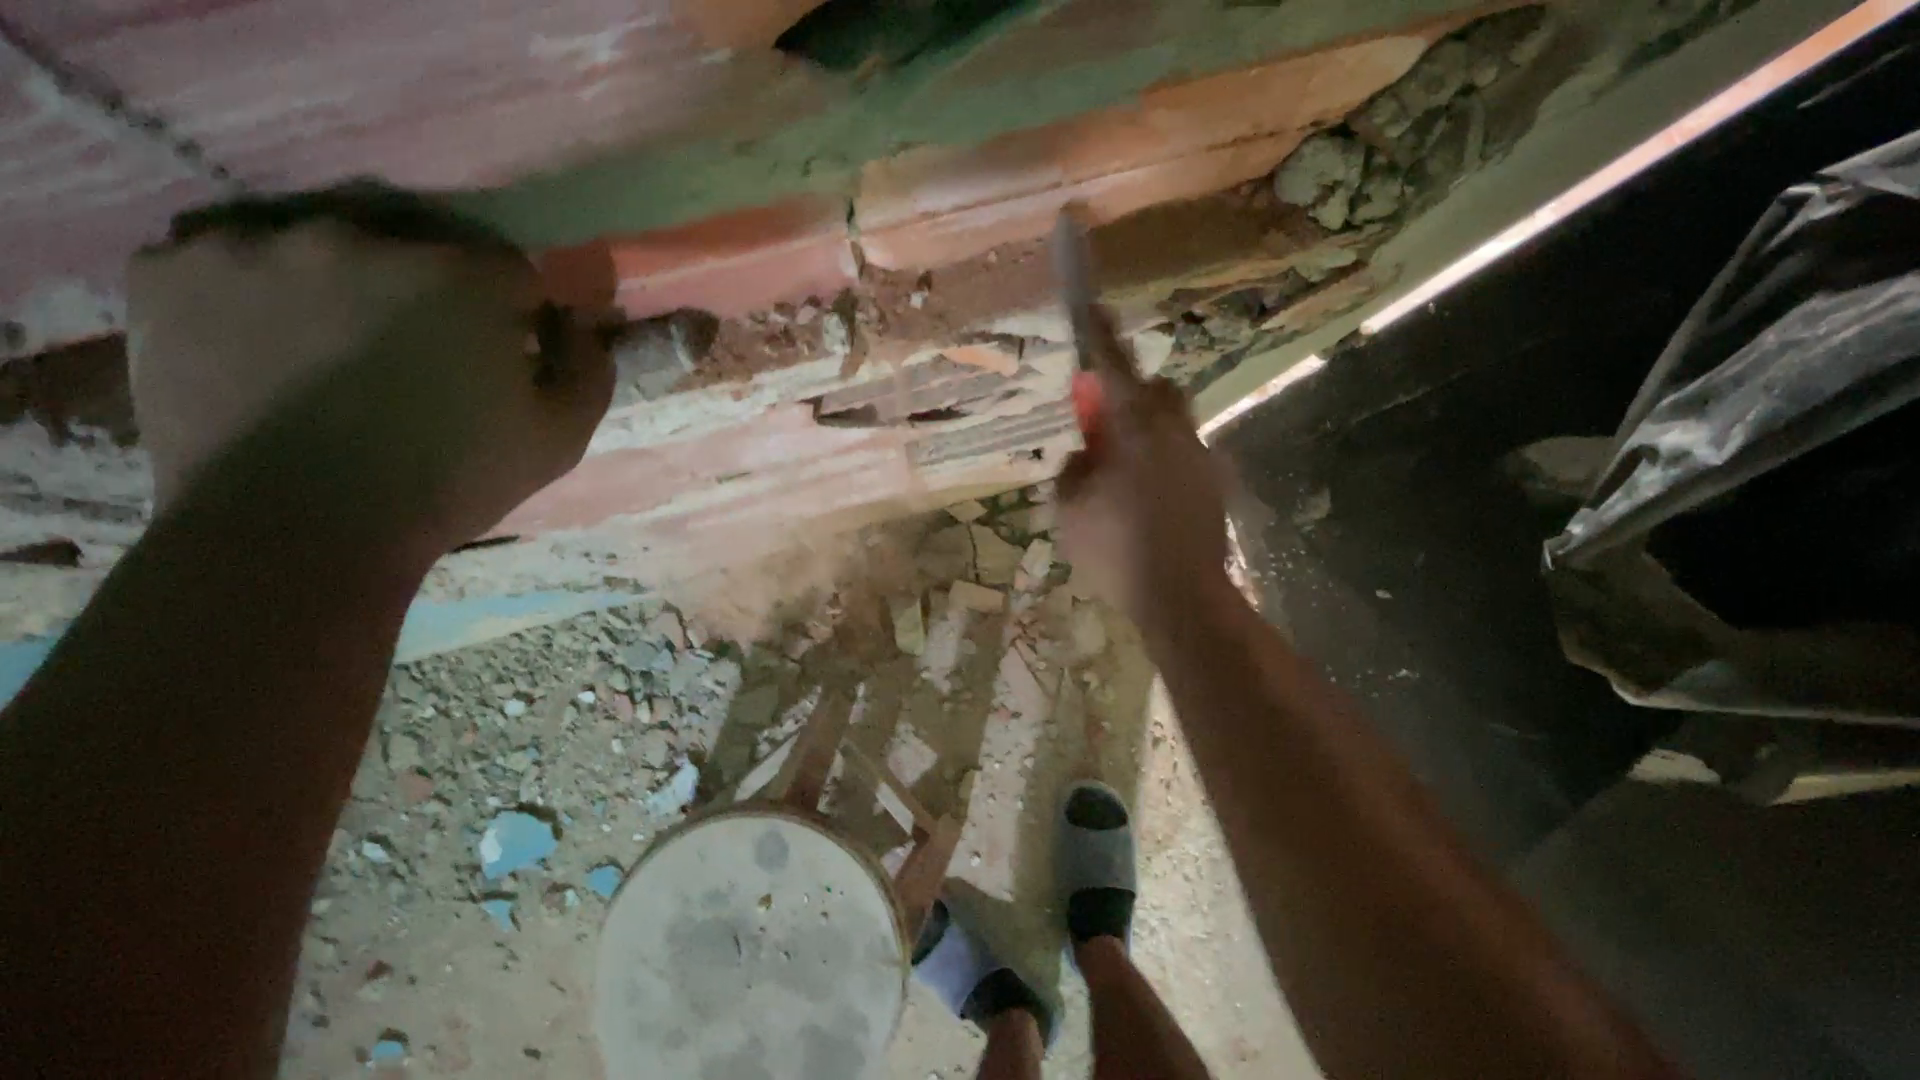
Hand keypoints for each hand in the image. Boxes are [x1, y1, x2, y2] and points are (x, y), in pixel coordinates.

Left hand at [127, 194, 612, 569]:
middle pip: (413, 245)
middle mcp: (359, 236)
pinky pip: (225, 258)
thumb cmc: (444, 486)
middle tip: (413, 356)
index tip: (498, 357)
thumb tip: (574, 324)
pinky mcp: (172, 269)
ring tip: (332, 352)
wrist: (295, 535)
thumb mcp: (557, 441)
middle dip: (427, 293)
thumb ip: (589, 368)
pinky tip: (262, 346)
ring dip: (338, 285)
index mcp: (460, 277)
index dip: (512, 316)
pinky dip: (248, 293)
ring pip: (318, 246)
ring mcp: (255, 245)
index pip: (508, 270)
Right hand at [1054, 310, 1229, 624]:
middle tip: (1104, 426)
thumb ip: (1073, 469)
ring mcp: (1202, 459)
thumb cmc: (1115, 549)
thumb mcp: (1068, 508)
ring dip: (1148, 434)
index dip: (1099, 336)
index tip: (1091, 306)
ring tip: (1123, 474)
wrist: (1181, 596)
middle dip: (1131, 394)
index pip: (1114, 367)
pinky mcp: (1216, 487)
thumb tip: (1085, 455)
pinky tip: (1148, 504)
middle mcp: (1175, 432)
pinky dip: (1163, 466)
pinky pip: (1185, 459)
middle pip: (1157, 391)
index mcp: (1135, 427)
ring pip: (1174, 426)